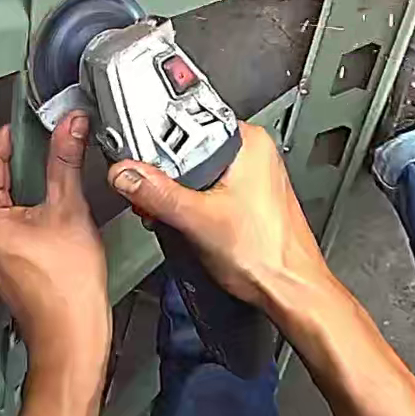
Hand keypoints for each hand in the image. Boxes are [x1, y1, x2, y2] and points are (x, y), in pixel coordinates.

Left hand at [0, 113, 110, 389]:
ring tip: (50, 172)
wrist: (70, 340)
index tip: (29, 124)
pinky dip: (23, 206)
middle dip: (19, 158)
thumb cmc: (67, 291)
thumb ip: (65, 162)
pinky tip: (48, 206)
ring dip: (23, 182)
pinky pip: (4, 221)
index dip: (9, 135)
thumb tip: (69, 129)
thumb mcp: (69, 210)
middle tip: (45, 143)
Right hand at [106, 123, 332, 311]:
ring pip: (185, 166)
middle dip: (157, 171)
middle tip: (148, 191)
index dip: (154, 144)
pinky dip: (178, 198)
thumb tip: (124, 173)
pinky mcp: (235, 193)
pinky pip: (195, 183)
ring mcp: (242, 173)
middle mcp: (247, 152)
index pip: (183, 123)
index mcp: (247, 143)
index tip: (136, 162)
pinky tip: (175, 215)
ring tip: (163, 208)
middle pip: (180, 146)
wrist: (290, 292)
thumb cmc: (270, 256)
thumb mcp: (198, 219)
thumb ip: (156, 193)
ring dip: (165, 188)